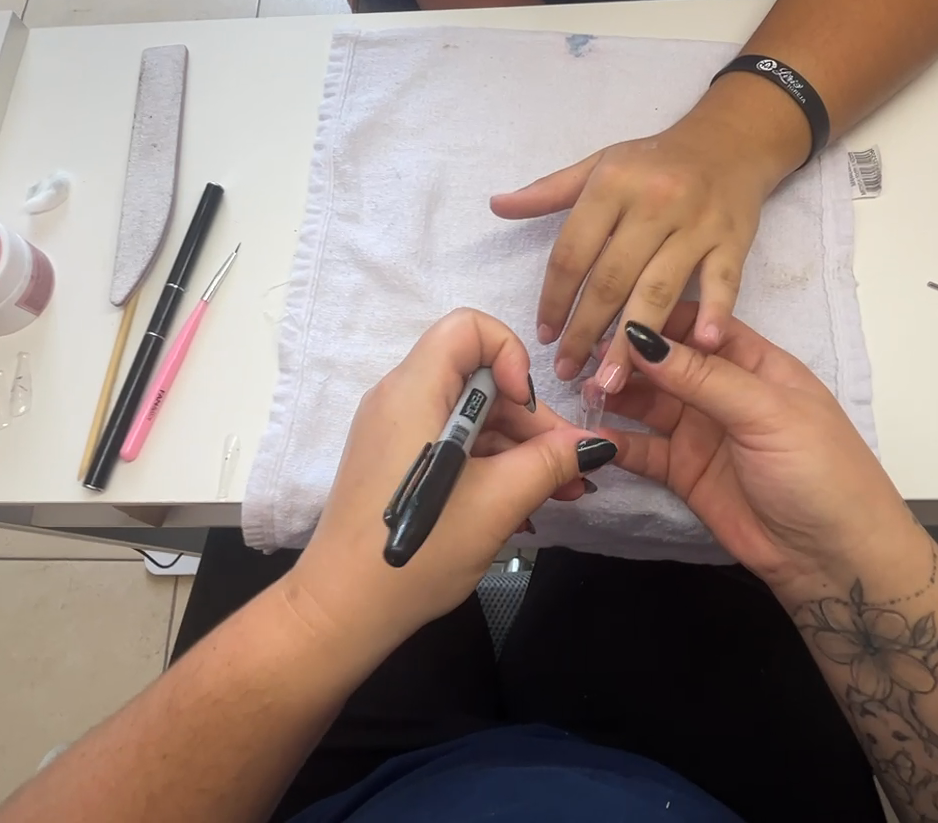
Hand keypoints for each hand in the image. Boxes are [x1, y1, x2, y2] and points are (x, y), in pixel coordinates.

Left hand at [283, 309, 611, 652]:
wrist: (342, 611)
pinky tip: (528, 501)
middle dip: (530, 418)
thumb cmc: (417, 552)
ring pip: (471, 414)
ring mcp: (397, 429)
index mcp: (414, 391)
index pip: (468, 327)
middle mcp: (401, 397)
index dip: (509, 353)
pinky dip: (492, 462)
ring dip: (520, 447)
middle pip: (478, 377)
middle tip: (572, 467)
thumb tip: (595, 443)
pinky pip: (454, 440)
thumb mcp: (497, 504)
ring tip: (564, 492)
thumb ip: (550, 463)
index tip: (526, 406)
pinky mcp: (399, 458)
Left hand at [490, 77, 807, 393]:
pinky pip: (723, 282)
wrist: (729, 141)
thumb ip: (547, 192)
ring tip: (609, 382)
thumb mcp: (597, 167)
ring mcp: (696, 223)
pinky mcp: (734, 240)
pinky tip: (699, 346)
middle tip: (567, 371)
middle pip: (610, 279)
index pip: (572, 252)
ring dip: (631, 341)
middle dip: (584, 332)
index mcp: (611, 185)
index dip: (554, 298)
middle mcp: (653, 203)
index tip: (543, 334)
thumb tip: (496, 204)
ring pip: (657, 290)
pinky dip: (713, 312)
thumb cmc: (653, 161)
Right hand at [594, 304, 915, 592]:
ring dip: (616, 395)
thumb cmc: (819, 472)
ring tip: (585, 392)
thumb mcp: (767, 413)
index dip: (658, 318)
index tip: (616, 318)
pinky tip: (591, 435)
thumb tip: (641, 337)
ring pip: (646, 401)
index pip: (697, 325)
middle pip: (665, 361)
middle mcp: (722, 390)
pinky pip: (641, 448)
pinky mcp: (682, 470)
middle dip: (628, 358)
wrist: (833, 561)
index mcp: (754, 363)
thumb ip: (703, 376)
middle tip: (589, 360)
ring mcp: (699, 430)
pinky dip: (616, 441)